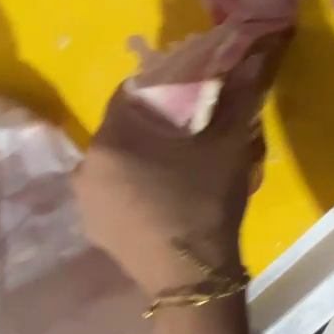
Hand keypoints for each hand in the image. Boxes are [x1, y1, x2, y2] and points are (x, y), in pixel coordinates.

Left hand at [71, 38, 281, 295]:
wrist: (191, 275)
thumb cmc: (206, 199)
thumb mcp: (230, 142)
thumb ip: (237, 96)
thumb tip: (249, 58)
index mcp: (113, 138)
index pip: (131, 91)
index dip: (162, 84)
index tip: (191, 89)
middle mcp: (86, 164)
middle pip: (122, 125)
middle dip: (155, 119)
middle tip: (192, 123)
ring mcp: (85, 200)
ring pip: (117, 158)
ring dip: (144, 151)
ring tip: (181, 159)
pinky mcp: (93, 226)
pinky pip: (113, 187)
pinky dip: (136, 181)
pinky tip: (167, 191)